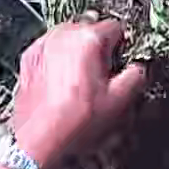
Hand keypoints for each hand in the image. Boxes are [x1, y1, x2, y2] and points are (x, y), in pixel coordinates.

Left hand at [9, 18, 145, 168]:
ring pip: (71, 37)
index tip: (119, 66)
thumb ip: (136, 76)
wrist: (36, 140)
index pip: (117, 28)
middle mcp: (66, 33)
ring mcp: (44, 42)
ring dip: (78, 52)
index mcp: (90, 38)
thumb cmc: (75, 120)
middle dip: (99, 49)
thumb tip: (139, 67)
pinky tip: (60, 83)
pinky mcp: (30, 56)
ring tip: (78, 82)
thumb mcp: (118, 101)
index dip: (122, 48)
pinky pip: (52, 48)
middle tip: (99, 77)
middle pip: (92, 30)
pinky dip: (58, 59)